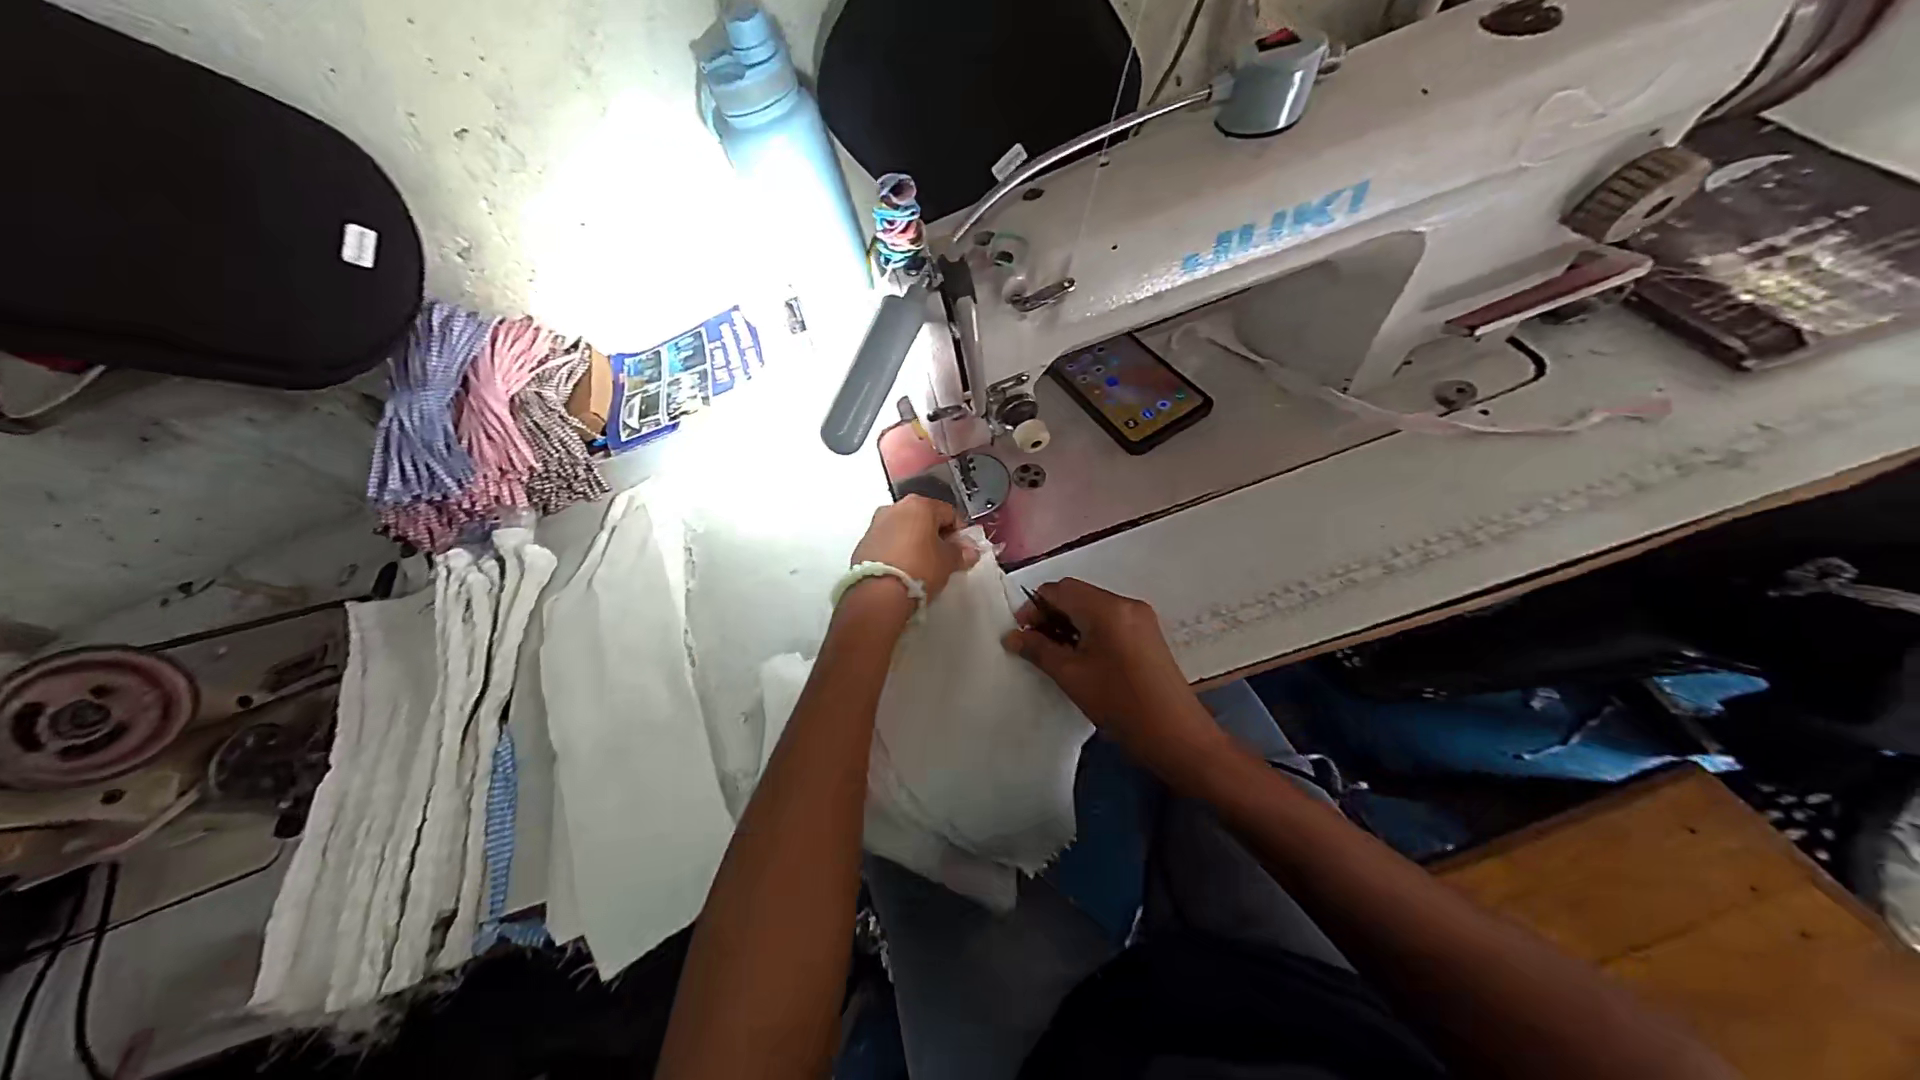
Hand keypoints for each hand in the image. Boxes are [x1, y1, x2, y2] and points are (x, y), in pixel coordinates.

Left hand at [847, 495, 978, 606]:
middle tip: (944, 558)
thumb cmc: (918, 569)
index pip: (949, 512)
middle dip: (935, 536)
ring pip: (903, 530)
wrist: (878, 594)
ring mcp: (875, 525)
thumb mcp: (948, 562)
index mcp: (919, 505)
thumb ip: (960, 552)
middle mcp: (894, 509)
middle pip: (923, 518)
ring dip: (914, 543)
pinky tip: (904, 571)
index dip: (959, 531)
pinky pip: (887, 543)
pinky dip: (897, 552)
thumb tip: (969, 551)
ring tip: (923, 567)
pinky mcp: (862, 544)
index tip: (962, 550)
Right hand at [1002, 579, 1224, 771]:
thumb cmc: (1118, 702)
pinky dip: (1088, 630)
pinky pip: (1109, 621)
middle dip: (1050, 614)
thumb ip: (1038, 649)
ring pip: (1092, 608)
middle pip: (1077, 595)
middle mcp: (1126, 604)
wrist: (1175, 734)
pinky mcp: (1147, 634)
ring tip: (1054, 654)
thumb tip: (1012, 636)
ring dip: (1068, 623)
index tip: (1020, 633)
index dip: (1034, 606)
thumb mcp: (1071, 675)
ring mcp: (1140, 618)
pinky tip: (1079, 657)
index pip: (1060, 589)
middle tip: (1033, 644)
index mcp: (1107, 608)